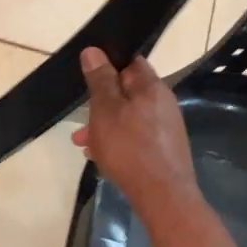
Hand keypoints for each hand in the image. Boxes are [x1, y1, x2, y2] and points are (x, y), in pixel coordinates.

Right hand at [71, 48, 201, 220]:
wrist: (162, 195)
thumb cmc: (130, 149)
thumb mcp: (106, 111)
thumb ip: (100, 80)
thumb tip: (93, 51)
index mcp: (151, 87)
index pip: (130, 62)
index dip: (107, 66)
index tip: (88, 78)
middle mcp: (163, 102)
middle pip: (127, 92)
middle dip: (100, 104)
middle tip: (80, 120)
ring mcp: (166, 126)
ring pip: (128, 116)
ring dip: (105, 126)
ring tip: (84, 144)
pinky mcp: (164, 148)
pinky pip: (135, 136)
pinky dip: (117, 141)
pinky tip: (102, 157)